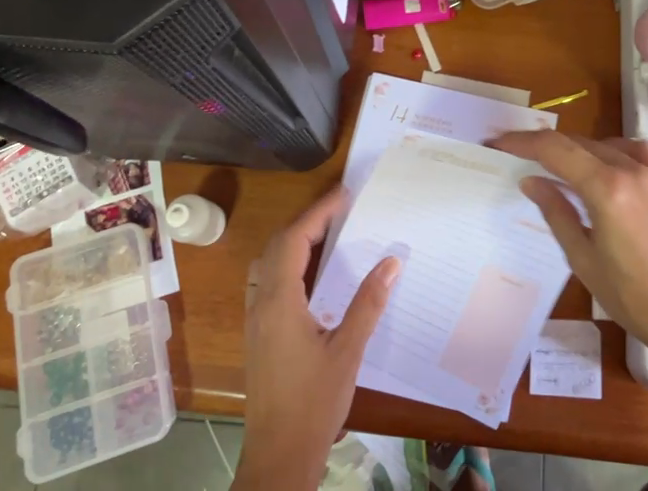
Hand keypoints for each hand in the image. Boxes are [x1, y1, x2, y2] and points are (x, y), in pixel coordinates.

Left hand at [234, 186, 400, 489]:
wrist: (279, 453)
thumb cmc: (314, 403)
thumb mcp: (348, 351)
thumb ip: (368, 303)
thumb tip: (391, 262)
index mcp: (280, 301)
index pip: (294, 240)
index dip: (318, 213)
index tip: (343, 194)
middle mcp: (261, 304)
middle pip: (276, 247)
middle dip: (306, 223)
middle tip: (340, 211)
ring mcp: (255, 320)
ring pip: (267, 265)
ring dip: (293, 243)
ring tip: (327, 236)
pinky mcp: (258, 336)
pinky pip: (268, 283)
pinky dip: (288, 266)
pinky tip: (312, 278)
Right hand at [491, 131, 647, 362]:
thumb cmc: (632, 298)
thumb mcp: (584, 259)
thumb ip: (557, 212)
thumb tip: (532, 181)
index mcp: (605, 189)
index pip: (555, 149)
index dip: (522, 142)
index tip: (498, 144)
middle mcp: (630, 171)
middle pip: (577, 142)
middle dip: (543, 145)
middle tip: (516, 155)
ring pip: (603, 144)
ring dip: (574, 149)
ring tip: (552, 164)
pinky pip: (633, 151)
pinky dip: (609, 151)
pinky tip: (600, 167)